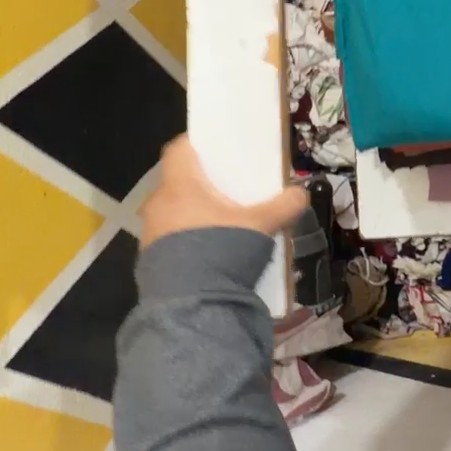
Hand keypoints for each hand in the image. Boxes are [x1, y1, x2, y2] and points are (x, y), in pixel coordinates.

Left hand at [140, 135, 309, 247]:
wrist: (192, 306)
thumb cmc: (222, 249)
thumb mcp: (262, 225)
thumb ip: (284, 205)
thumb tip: (301, 192)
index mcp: (180, 186)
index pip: (179, 149)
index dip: (197, 144)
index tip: (218, 149)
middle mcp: (158, 204)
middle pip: (179, 182)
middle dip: (204, 184)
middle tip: (232, 189)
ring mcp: (151, 233)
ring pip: (175, 211)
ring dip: (196, 213)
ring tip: (226, 223)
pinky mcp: (150, 260)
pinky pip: (172, 237)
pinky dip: (190, 238)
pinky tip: (214, 251)